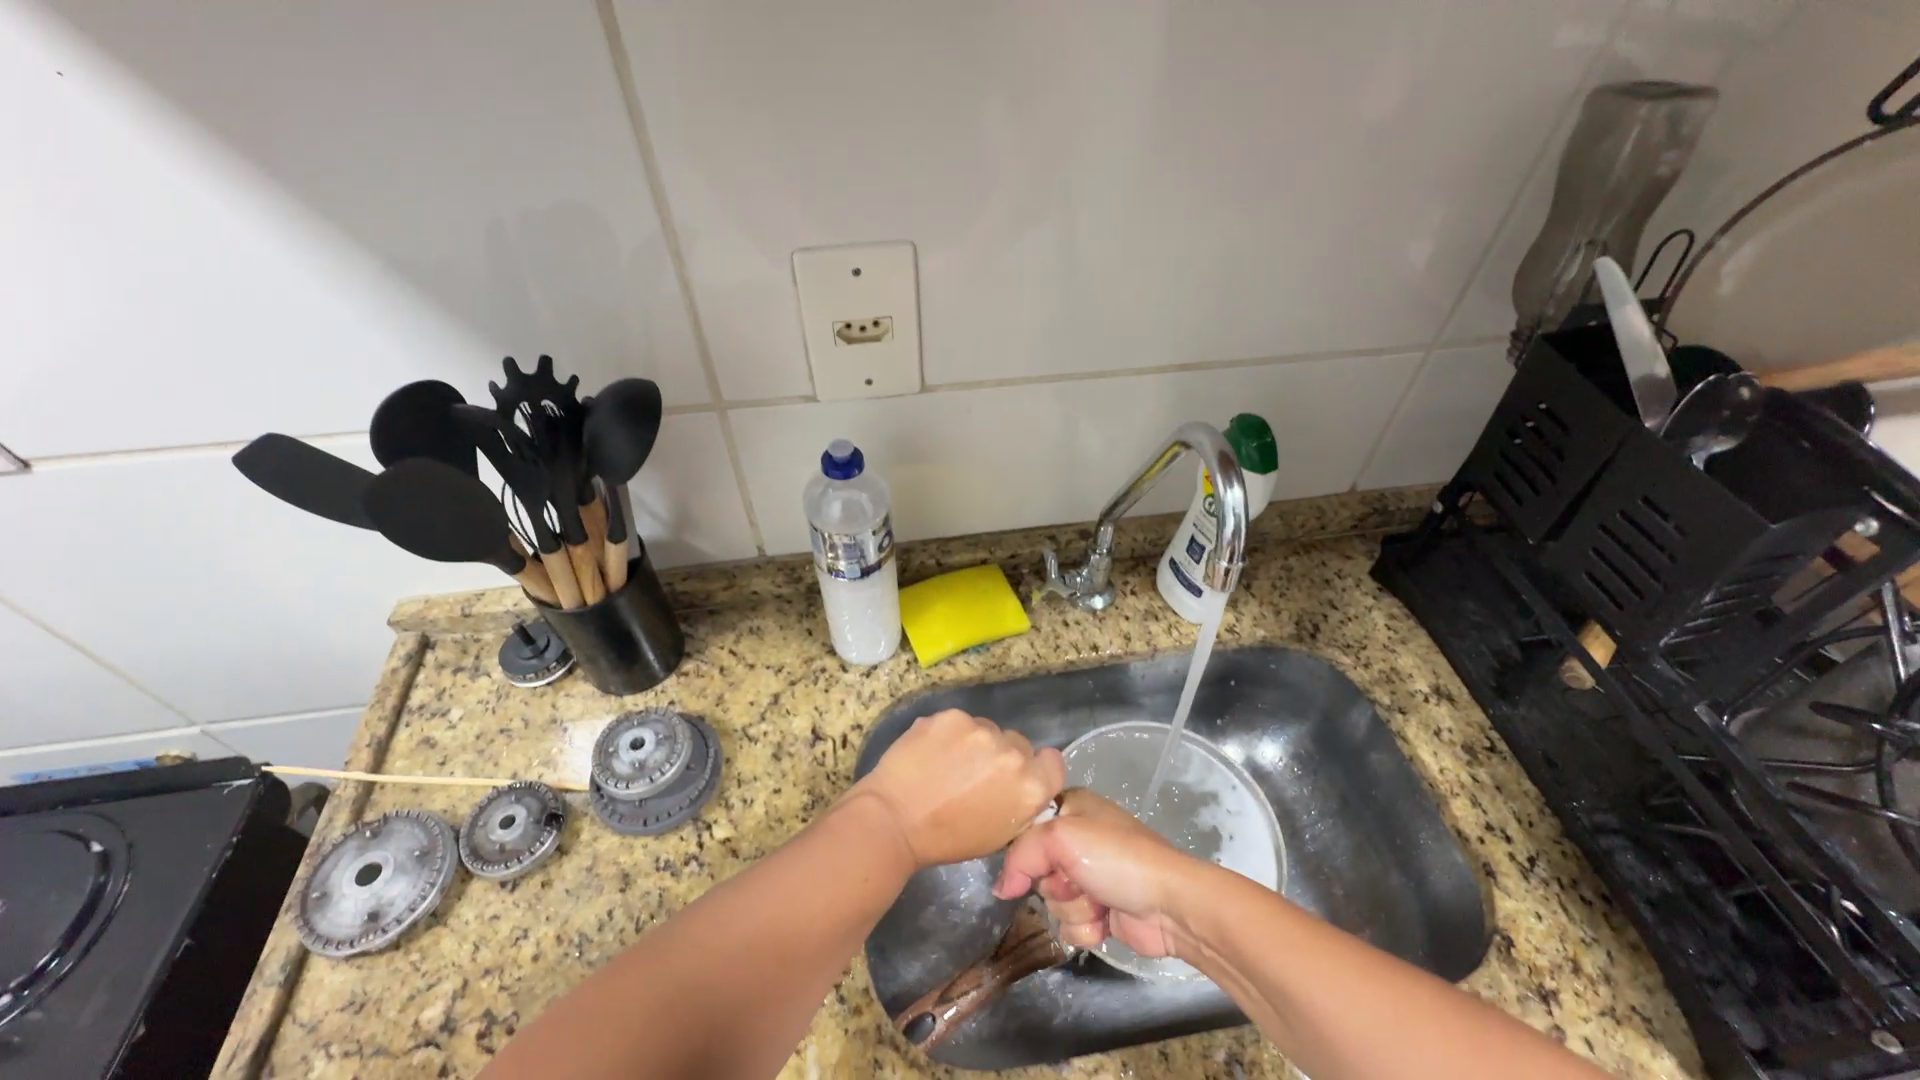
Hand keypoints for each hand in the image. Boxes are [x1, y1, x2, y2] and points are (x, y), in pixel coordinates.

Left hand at [846, 709, 1064, 868]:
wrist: (894, 821)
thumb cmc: (947, 839)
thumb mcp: (1000, 834)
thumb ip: (1022, 804)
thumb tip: (1023, 784)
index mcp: (1031, 787)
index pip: (1052, 762)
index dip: (1036, 768)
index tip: (1015, 776)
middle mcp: (1013, 754)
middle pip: (1018, 744)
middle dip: (1001, 756)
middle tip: (974, 775)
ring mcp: (980, 731)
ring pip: (987, 730)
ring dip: (974, 743)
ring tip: (947, 765)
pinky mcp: (951, 716)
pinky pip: (959, 722)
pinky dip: (948, 734)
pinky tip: (930, 754)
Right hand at [992, 790, 1204, 957]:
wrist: (1171, 904)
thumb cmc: (1118, 859)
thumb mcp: (1061, 838)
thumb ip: (1020, 855)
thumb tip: (1002, 888)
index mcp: (1072, 807)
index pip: (1025, 825)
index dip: (1025, 848)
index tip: (1036, 860)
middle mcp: (1078, 839)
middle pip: (1035, 869)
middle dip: (1055, 882)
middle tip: (1077, 879)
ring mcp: (1090, 877)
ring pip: (1051, 901)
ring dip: (1073, 907)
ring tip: (1099, 900)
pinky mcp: (1100, 911)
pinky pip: (1069, 924)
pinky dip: (1085, 927)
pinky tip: (1106, 920)